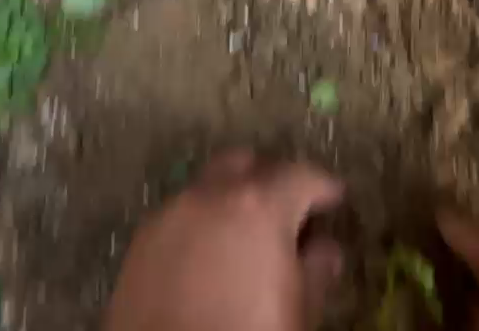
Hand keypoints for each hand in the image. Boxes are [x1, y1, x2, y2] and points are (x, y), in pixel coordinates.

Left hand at [104, 150, 345, 330]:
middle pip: (248, 165)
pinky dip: (201, 222)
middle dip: (271, 181)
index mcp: (259, 204)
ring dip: (232, 200)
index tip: (336, 198)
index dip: (323, 187)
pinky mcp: (142, 239)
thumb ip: (315, 272)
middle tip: (288, 213)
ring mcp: (172, 212)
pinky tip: (209, 256)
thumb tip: (324, 250)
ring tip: (246, 237)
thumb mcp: (297, 312)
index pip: (301, 176)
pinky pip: (180, 213)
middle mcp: (212, 194)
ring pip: (209, 186)